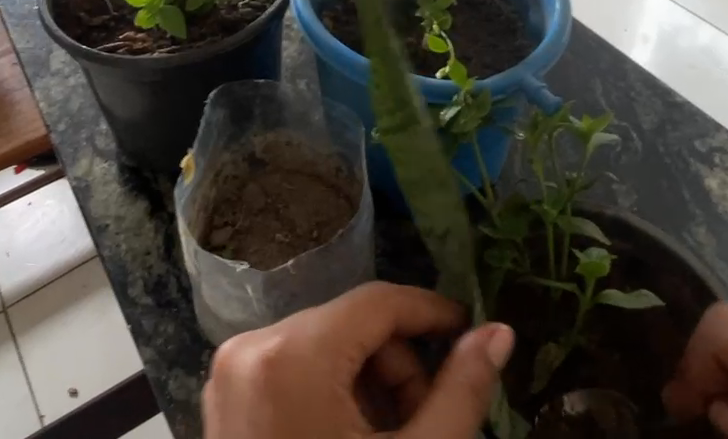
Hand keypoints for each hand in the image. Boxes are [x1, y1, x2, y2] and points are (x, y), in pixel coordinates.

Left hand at [204, 281, 513, 438]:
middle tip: (426, 421)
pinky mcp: (227, 398)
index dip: (432, 312)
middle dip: (399, 368)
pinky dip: (333, 393)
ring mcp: (232, 373)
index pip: (378, 302)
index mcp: (292, 355)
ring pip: (326, 346)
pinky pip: (296, 367)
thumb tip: (500, 331)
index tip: (471, 332)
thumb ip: (461, 391)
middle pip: (352, 326)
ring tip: (392, 437)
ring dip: (370, 384)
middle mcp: (252, 348)